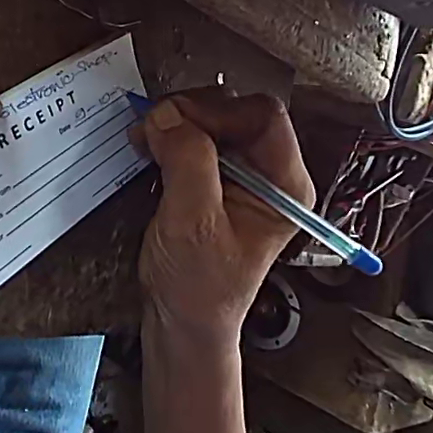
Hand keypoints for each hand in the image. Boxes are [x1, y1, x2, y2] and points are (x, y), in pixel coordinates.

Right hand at [131, 90, 312, 343]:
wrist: (183, 321)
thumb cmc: (198, 286)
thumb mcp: (193, 225)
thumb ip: (188, 164)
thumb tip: (168, 115)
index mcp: (285, 184)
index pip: (264, 118)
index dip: (219, 113)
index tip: (177, 125)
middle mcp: (269, 171)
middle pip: (238, 111)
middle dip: (194, 113)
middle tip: (155, 127)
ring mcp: (242, 171)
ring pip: (214, 118)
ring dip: (178, 121)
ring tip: (147, 138)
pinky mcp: (216, 175)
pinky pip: (196, 136)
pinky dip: (171, 134)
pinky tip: (150, 146)